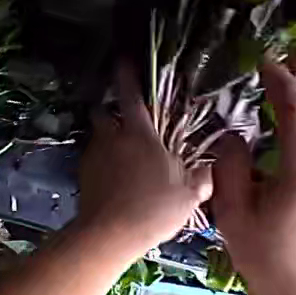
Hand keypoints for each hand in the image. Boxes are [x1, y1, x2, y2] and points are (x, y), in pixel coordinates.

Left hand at [77, 65, 213, 253]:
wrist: (109, 235)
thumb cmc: (153, 209)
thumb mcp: (189, 194)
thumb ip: (201, 178)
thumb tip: (213, 169)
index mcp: (138, 133)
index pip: (129, 93)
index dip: (126, 73)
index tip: (124, 59)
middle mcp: (111, 138)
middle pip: (103, 112)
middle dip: (109, 110)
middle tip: (125, 119)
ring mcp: (93, 155)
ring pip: (97, 137)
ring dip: (107, 140)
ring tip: (123, 155)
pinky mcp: (82, 174)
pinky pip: (93, 160)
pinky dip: (102, 162)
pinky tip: (115, 178)